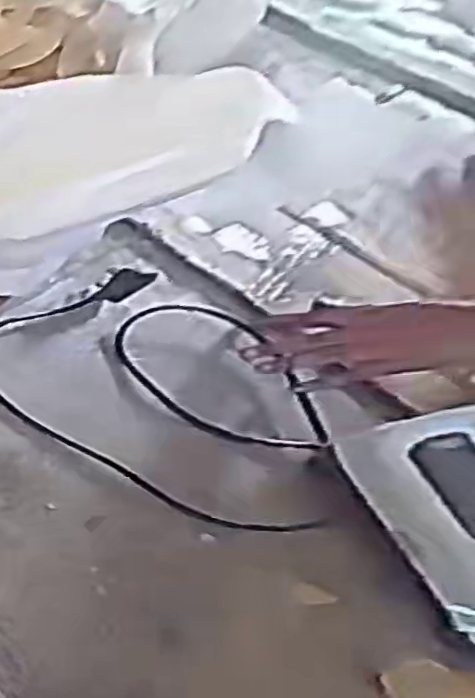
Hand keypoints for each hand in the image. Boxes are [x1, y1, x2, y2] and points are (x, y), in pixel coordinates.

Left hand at [240, 302, 474, 383]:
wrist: (467, 332)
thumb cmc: (436, 318)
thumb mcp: (387, 310)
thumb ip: (353, 315)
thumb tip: (328, 315)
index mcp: (358, 316)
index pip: (308, 318)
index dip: (279, 322)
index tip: (256, 325)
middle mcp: (353, 334)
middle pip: (301, 340)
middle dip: (270, 346)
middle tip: (245, 350)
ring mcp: (361, 353)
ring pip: (312, 358)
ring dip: (283, 363)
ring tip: (258, 367)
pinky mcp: (374, 370)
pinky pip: (338, 378)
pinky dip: (316, 382)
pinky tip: (297, 387)